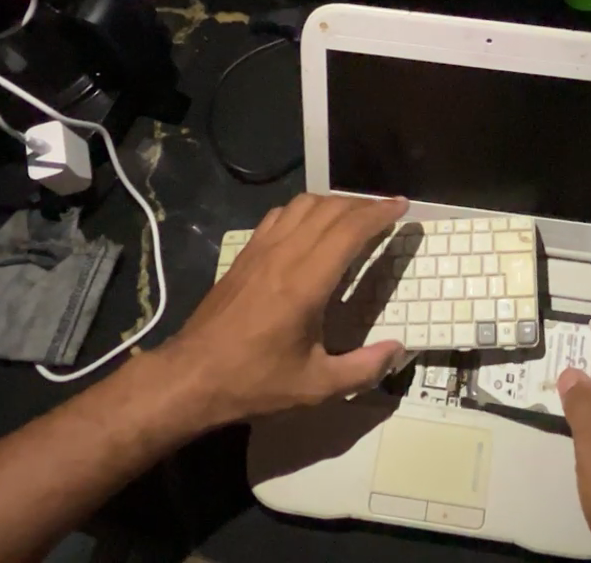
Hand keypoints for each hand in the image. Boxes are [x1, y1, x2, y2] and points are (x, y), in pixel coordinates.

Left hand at [146, 192, 408, 428]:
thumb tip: (398, 350)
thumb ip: (362, 369)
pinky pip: (280, 215)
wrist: (189, 379)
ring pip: (304, 204)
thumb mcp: (315, 387)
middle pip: (331, 209)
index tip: (401, 206)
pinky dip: (304, 210)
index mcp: (307, 282)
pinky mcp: (245, 254)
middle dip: (363, 204)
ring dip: (334, 202)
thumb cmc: (254, 382)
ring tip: (354, 215)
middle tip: (386, 212)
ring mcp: (261, 250)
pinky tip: (311, 226)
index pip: (350, 229)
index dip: (379, 213)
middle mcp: (285, 255)